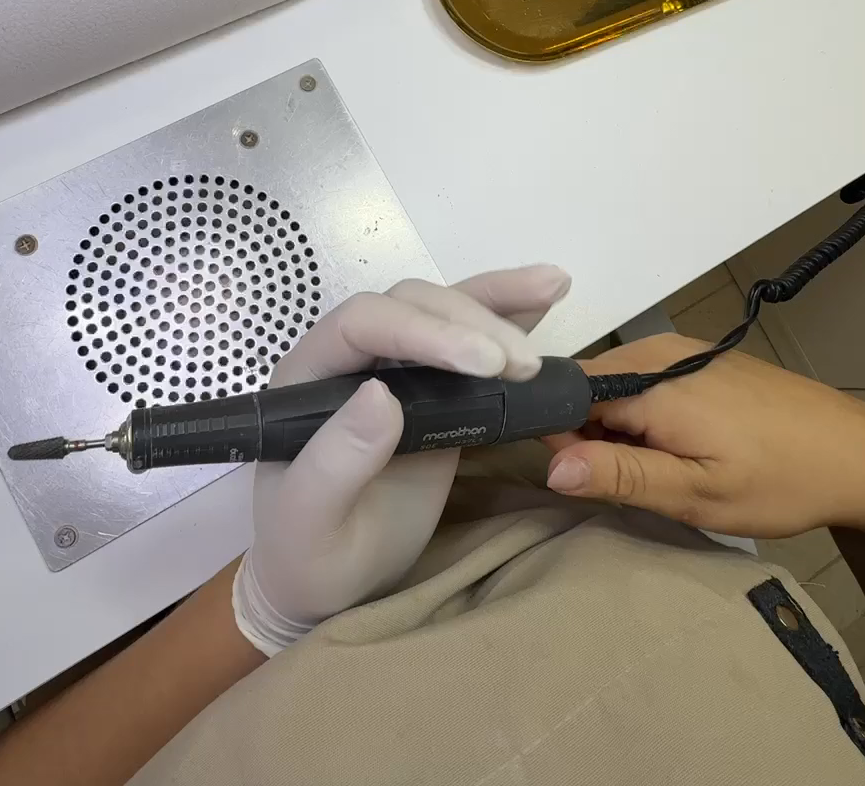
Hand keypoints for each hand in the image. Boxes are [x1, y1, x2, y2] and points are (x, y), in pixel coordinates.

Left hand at [232, 264, 571, 655]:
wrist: (332, 578)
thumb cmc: (309, 555)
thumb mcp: (309, 522)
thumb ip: (336, 462)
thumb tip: (381, 394)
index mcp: (310, 375)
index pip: (363, 323)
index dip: (423, 331)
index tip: (483, 363)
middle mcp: (353, 357)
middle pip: (412, 305)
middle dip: (472, 323)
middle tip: (525, 367)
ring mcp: (398, 368)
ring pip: (445, 308)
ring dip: (498, 301)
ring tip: (555, 286)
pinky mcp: (435, 388)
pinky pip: (469, 338)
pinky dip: (507, 312)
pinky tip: (547, 294)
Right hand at [542, 333, 864, 538]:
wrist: (859, 454)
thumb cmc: (780, 480)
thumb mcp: (697, 494)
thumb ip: (620, 476)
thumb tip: (552, 467)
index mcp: (648, 382)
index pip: (563, 395)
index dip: (562, 437)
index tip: (592, 477)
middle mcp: (655, 351)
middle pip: (585, 387)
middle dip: (590, 433)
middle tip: (636, 480)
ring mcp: (678, 348)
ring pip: (612, 384)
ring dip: (617, 426)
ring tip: (663, 465)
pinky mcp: (696, 355)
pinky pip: (641, 379)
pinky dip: (642, 412)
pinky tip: (680, 443)